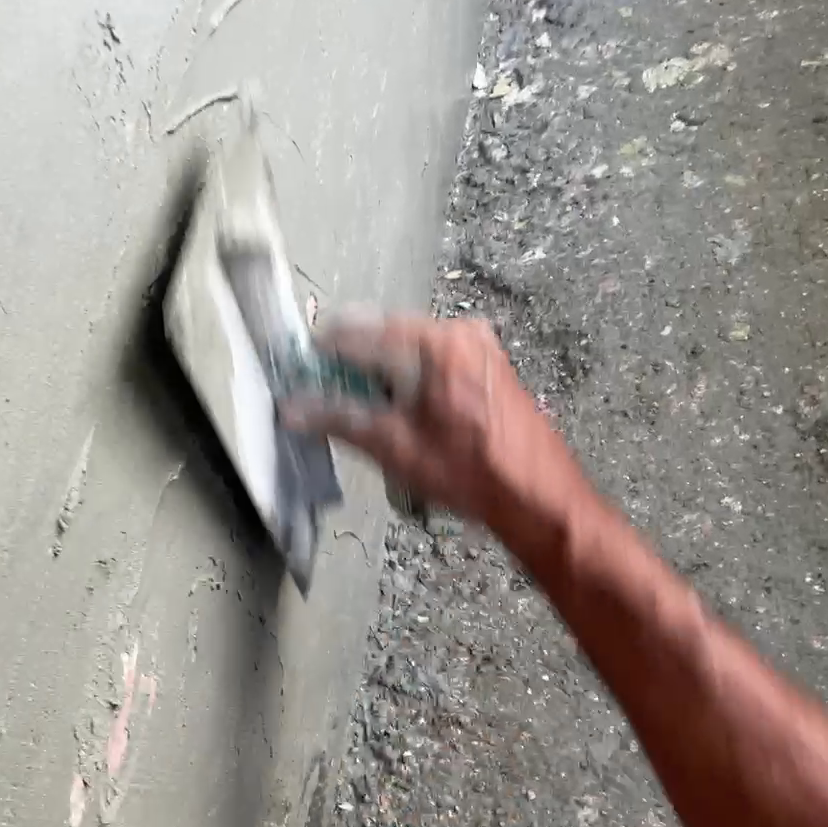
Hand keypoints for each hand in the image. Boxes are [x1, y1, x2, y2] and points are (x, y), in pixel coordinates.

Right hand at [279, 306, 592, 561]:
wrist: (537, 495)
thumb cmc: (467, 472)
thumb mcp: (392, 446)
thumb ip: (337, 419)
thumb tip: (290, 409)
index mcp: (432, 343)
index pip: (355, 332)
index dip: (319, 354)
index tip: (295, 374)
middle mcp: (456, 331)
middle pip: (380, 333)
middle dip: (347, 363)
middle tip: (322, 396)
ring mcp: (475, 344)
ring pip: (404, 345)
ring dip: (374, 369)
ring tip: (357, 408)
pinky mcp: (484, 361)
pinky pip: (428, 356)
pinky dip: (403, 374)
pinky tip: (394, 407)